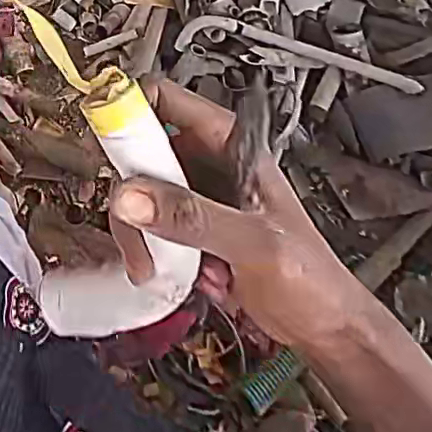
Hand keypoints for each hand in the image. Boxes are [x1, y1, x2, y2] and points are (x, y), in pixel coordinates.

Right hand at [108, 78, 373, 350]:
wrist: (326, 332)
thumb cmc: (314, 282)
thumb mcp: (256, 244)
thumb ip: (192, 217)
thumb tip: (129, 195)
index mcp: (228, 142)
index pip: (164, 99)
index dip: (128, 107)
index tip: (105, 137)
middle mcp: (204, 159)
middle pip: (137, 148)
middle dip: (129, 190)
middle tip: (134, 221)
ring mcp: (191, 192)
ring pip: (134, 191)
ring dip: (139, 230)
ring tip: (162, 263)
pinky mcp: (182, 223)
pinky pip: (143, 223)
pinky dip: (149, 248)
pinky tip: (181, 271)